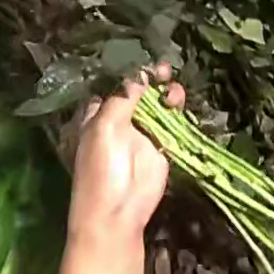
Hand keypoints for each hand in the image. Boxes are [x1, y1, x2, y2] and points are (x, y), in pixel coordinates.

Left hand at [66, 66, 184, 250]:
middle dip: (150, 76)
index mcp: (97, 115)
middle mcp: (118, 119)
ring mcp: (140, 130)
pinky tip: (176, 100)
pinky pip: (170, 116)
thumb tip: (140, 75)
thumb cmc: (102, 169)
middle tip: (163, 69)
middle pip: (138, 89)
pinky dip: (175, 104)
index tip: (143, 61)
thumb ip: (122, 97)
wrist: (118, 212)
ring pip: (155, 100)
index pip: (113, 84)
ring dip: (164, 88)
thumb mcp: (104, 127)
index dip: (128, 71)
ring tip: (170, 83)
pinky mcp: (160, 141)